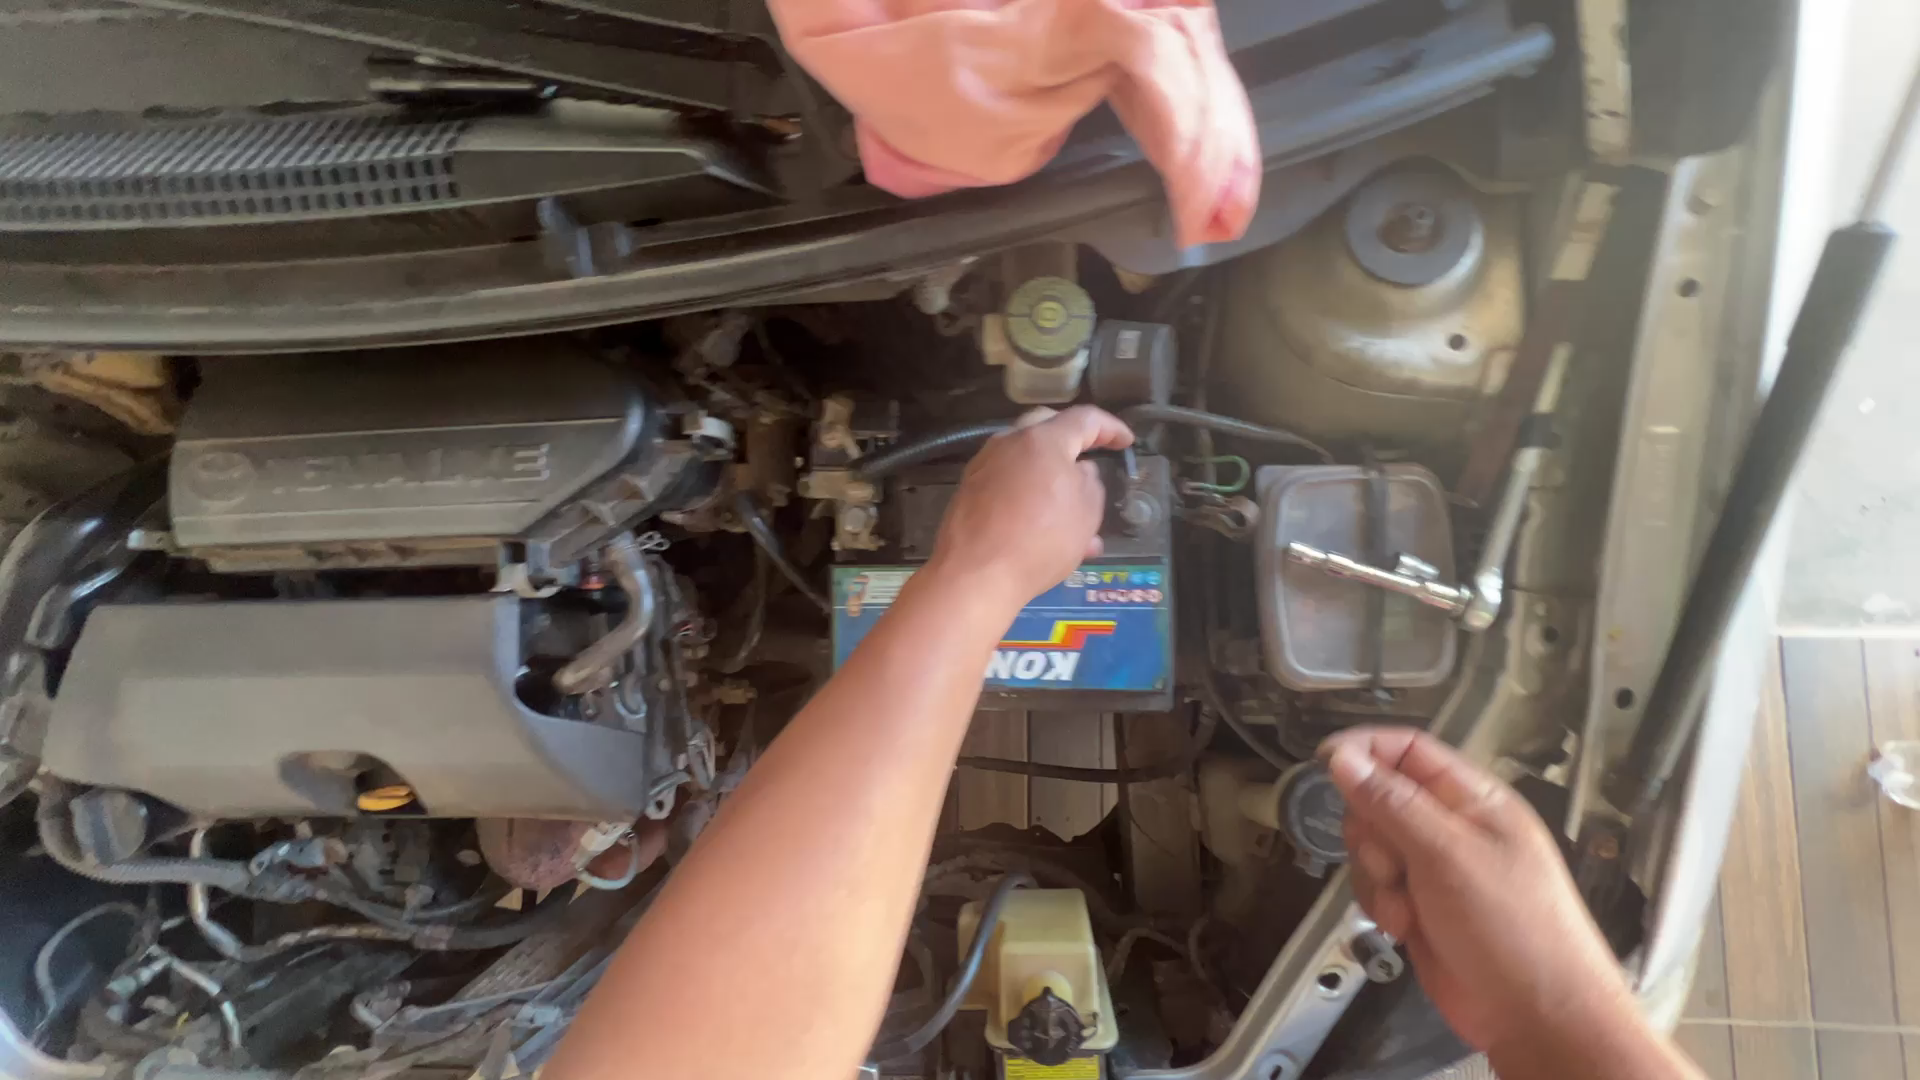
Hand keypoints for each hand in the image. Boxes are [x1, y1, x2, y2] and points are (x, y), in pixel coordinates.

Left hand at [927, 406, 1132, 607]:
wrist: (974, 575)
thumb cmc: (1039, 541)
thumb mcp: (1086, 514)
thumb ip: (1090, 483)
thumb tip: (1080, 472)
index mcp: (1042, 440)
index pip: (1084, 419)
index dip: (1110, 428)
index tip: (1126, 442)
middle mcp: (1007, 444)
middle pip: (1046, 427)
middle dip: (1072, 438)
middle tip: (1091, 453)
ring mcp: (983, 467)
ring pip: (1025, 459)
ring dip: (1051, 476)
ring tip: (1073, 512)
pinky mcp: (969, 492)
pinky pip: (1008, 484)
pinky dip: (1030, 496)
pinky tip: (1045, 529)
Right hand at [1319, 727, 1639, 1059]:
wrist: (1540, 1025)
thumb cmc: (1511, 929)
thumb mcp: (1447, 855)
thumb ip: (1389, 802)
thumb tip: (1339, 757)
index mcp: (1472, 800)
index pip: (1407, 749)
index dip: (1365, 748)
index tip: (1325, 762)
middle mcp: (1449, 826)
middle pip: (1376, 796)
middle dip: (1370, 829)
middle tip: (1389, 859)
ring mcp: (1432, 866)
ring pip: (1368, 842)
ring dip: (1374, 873)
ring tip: (1405, 901)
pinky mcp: (1416, 902)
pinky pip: (1372, 881)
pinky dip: (1379, 902)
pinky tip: (1405, 926)